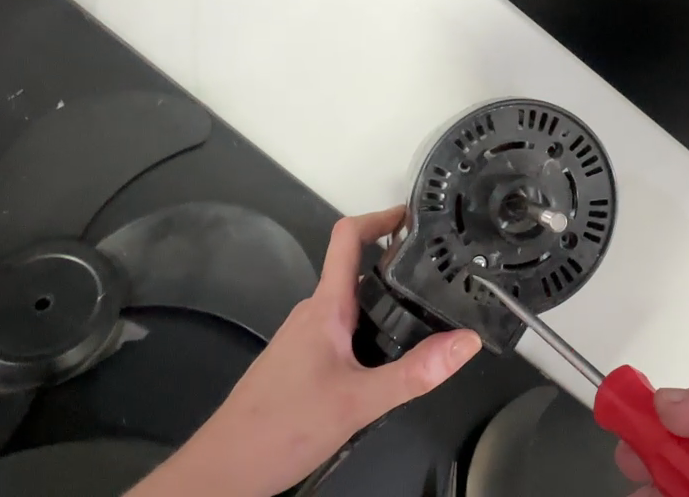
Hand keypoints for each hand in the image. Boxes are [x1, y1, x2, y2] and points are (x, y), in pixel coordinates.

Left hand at [129, 207, 481, 496]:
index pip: (348, 237)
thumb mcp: (358, 403)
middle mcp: (314, 313)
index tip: (417, 217)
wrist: (220, 474)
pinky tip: (389, 361)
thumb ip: (414, 373)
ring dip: (386, 303)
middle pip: (358, 272)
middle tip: (443, 274)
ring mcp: (304, 339)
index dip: (381, 217)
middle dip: (398, 267)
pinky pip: (342, 333)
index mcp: (326, 306)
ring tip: (428, 317)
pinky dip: (370, 332)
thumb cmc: (282, 427)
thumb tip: (468, 341)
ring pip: (352, 307)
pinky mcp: (300, 364)